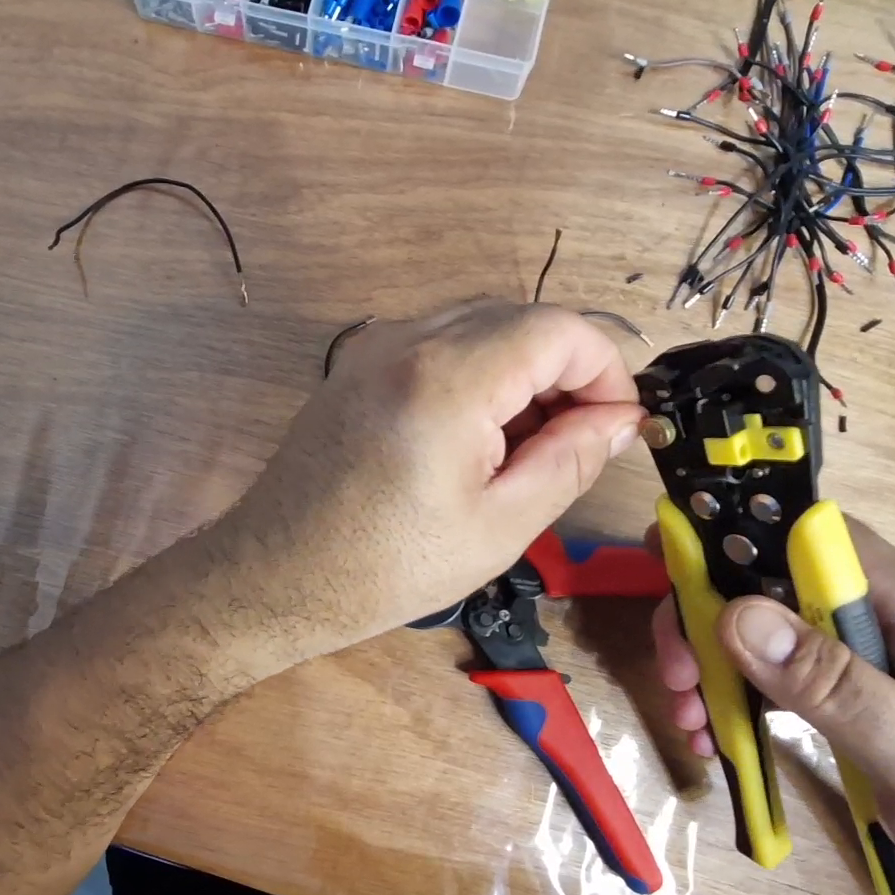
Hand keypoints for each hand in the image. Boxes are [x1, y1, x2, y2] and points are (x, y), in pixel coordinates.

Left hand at [203, 300, 644, 664]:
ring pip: (480, 326)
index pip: (559, 329)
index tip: (618, 424)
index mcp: (448, 377)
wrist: (275, 575)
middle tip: (578, 439)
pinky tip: (476, 434)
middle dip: (567, 370)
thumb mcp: (499, 525)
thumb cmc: (387, 566)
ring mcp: (374, 347)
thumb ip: (571, 460)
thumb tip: (619, 419)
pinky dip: (476, 372)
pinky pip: (437, 344)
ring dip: (522, 371)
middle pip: (521, 319)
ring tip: (528, 445)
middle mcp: (408, 339)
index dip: (606, 370)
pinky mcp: (356, 366)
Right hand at [649, 516, 894, 894]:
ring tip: (691, 718)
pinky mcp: (838, 684)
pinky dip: (727, 694)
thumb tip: (738, 615)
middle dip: (704, 619)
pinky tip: (712, 733)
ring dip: (707, 662)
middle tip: (677, 674)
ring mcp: (855, 648)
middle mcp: (875, 611)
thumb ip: (834, 684)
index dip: (733, 536)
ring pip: (753, 624)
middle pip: (763, 580)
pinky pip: (764, 668)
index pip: (810, 537)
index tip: (666, 565)